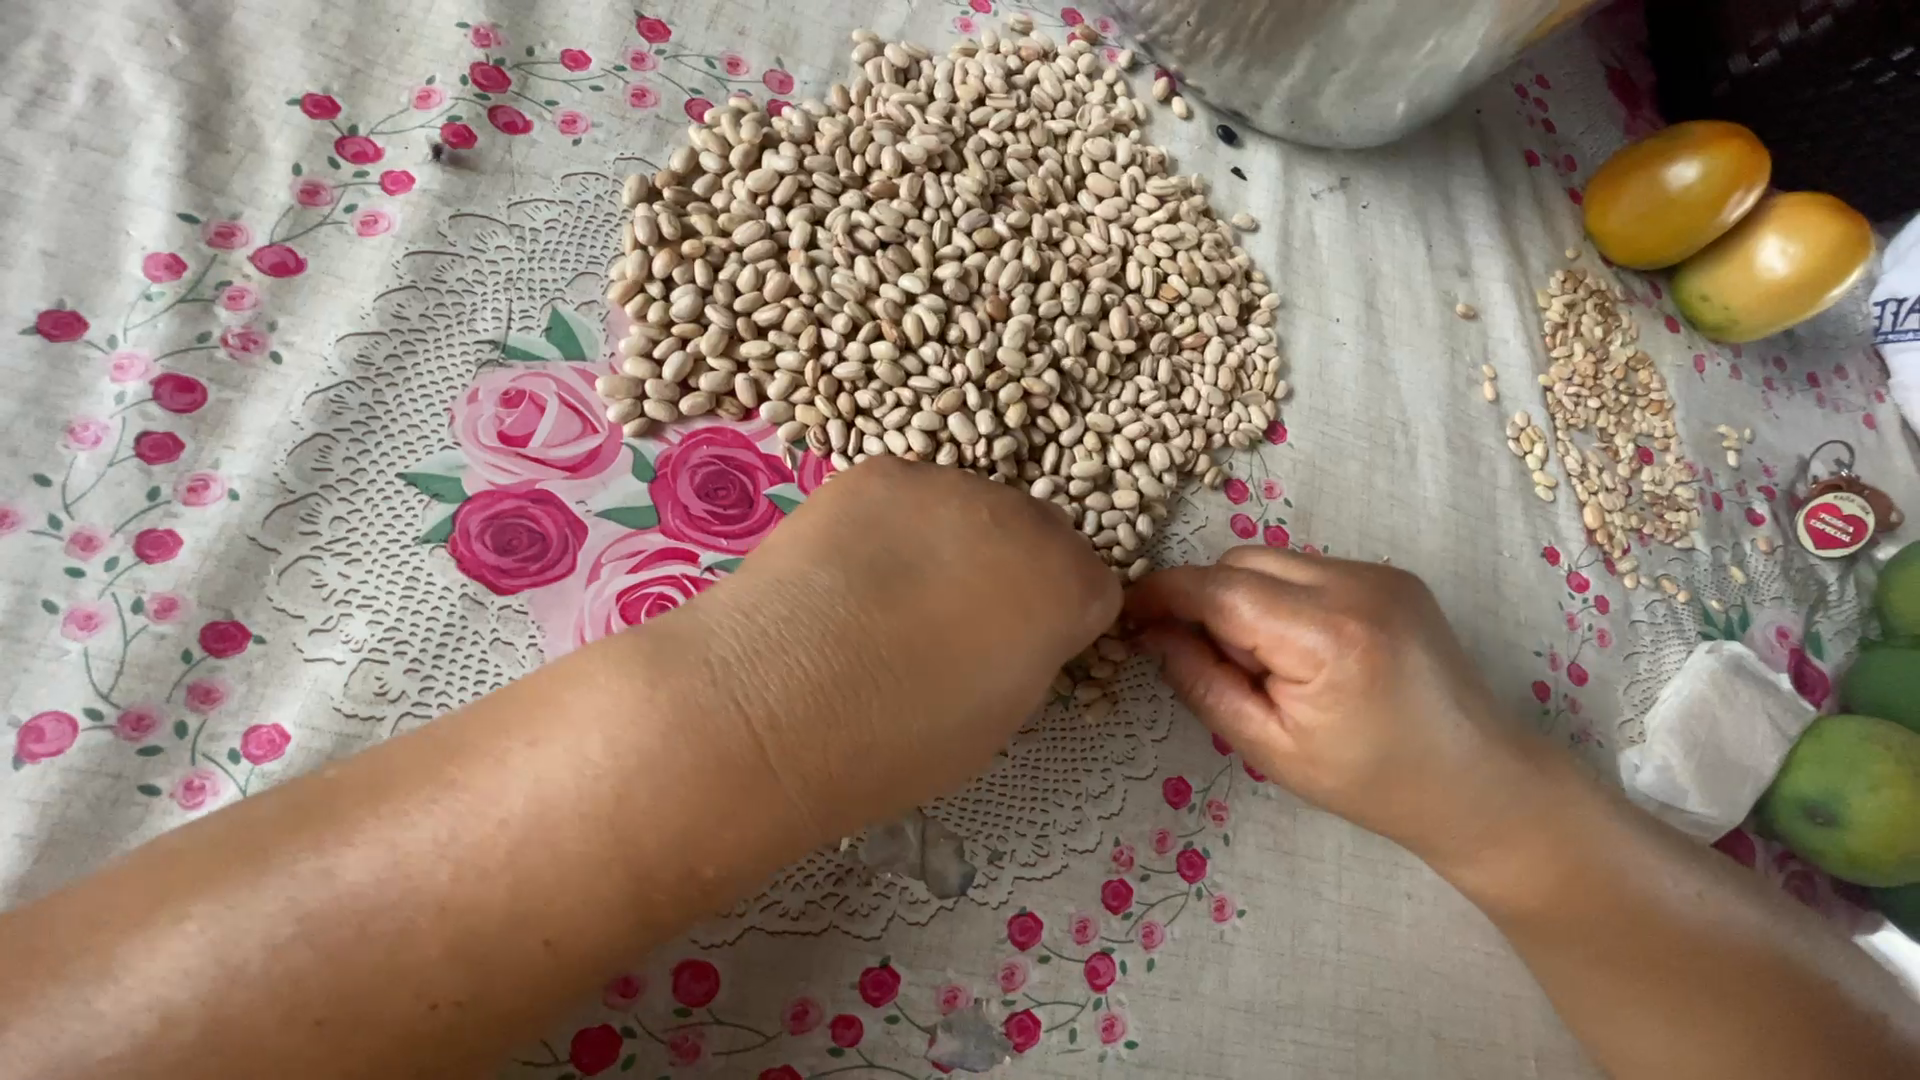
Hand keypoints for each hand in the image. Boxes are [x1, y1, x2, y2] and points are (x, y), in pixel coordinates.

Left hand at [684, 457, 1121, 843]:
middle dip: (1011, 569)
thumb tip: (1016, 628)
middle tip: (950, 615)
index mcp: (1067, 586)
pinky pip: (906, 494)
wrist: (775, 705)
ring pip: (969, 508)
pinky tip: (848, 569)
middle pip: (1038, 534)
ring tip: (885, 593)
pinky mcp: (876, 471)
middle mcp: (1021, 518)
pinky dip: (890, 525)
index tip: (1016, 645)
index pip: (1093, 587)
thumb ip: (1029, 656)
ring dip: (950, 541)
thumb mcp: (998, 721)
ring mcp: (946, 484)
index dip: (1056, 619)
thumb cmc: (895, 742)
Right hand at [1125, 548, 1541, 866]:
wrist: (1479, 782)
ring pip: (1269, 559)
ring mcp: (1379, 572)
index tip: (1128, 612)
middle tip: (1218, 661)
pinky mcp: (1390, 573)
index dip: (1163, 593)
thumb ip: (1200, 680)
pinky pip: (1303, 567)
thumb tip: (1151, 631)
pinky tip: (1303, 647)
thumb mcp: (1266, 747)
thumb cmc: (1368, 782)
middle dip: (1207, 601)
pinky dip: (1280, 596)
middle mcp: (1356, 586)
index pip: (1218, 589)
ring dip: (1243, 597)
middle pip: (1239, 561)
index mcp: (1327, 638)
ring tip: (1269, 659)